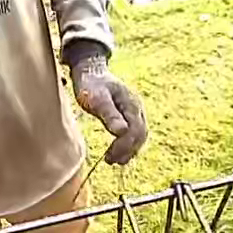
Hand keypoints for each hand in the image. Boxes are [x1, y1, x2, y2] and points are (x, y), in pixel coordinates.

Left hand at [68, 50, 147, 165]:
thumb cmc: (91, 85)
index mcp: (132, 105)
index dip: (124, 147)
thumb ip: (109, 115)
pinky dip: (128, 146)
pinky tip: (116, 152)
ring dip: (128, 151)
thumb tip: (122, 132)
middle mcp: (138, 109)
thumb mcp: (97, 99)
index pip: (135, 132)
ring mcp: (136, 112)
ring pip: (140, 137)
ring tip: (112, 160)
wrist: (91, 72)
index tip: (108, 157)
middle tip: (110, 161)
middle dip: (127, 151)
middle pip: (141, 136)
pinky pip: (135, 134)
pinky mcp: (130, 116)